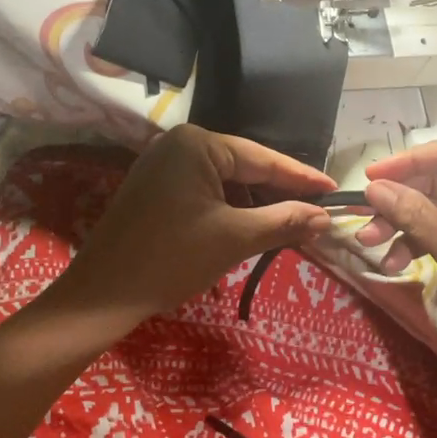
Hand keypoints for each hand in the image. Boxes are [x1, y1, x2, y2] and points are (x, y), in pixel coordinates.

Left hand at [60, 126, 335, 320]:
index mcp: (197, 144)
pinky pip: (203, 190)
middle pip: (243, 166)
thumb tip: (324, 218)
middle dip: (278, 192)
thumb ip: (283, 221)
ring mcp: (162, 164)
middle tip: (315, 211)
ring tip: (286, 226)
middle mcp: (178, 143)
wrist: (103, 294)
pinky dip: (228, 208)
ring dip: (253, 203)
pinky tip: (247, 228)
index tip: (333, 190)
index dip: (301, 177)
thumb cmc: (171, 258)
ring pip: (224, 180)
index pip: (263, 159)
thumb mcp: (235, 238)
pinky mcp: (154, 187)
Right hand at [357, 139, 436, 376]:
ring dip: (402, 224)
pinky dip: (417, 243)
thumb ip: (416, 215)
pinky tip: (394, 263)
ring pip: (436, 208)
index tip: (369, 176)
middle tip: (362, 216)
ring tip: (369, 243)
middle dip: (400, 200)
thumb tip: (373, 187)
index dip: (408, 162)